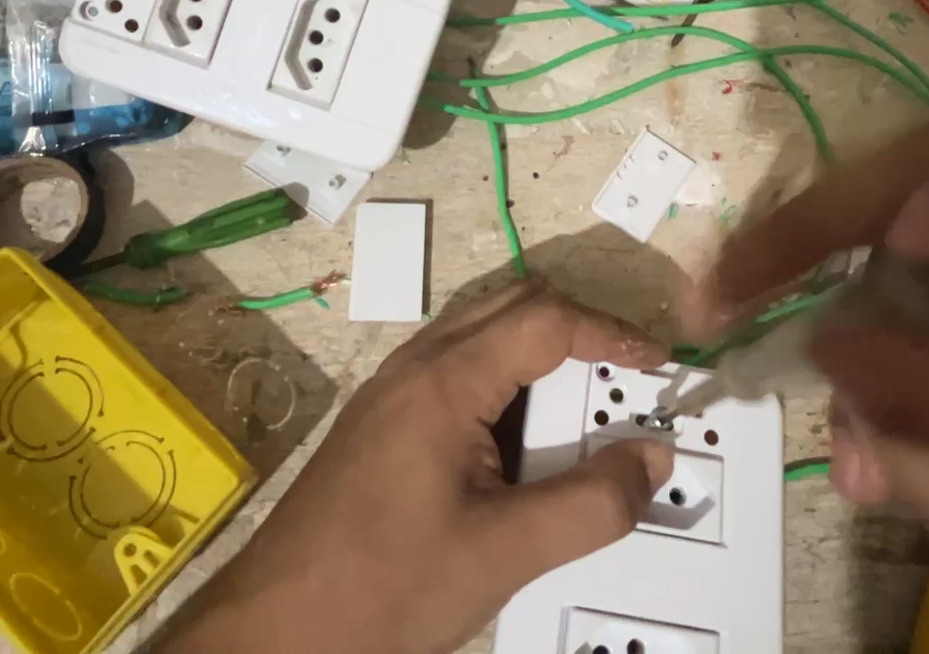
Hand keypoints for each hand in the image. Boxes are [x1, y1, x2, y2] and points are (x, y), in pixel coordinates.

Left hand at [167, 282, 673, 653]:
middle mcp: (417, 364)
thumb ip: (590, 504)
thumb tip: (655, 456)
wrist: (268, 632)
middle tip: (626, 377)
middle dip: (578, 330)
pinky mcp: (384, 418)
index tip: (660, 362)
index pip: (546, 320)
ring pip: (483, 334)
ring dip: (540, 356)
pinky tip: (520, 443)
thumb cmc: (384, 588)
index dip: (611, 332)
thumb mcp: (503, 554)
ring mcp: (394, 387)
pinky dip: (506, 383)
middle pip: (513, 307)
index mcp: (446, 379)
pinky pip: (459, 369)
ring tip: (582, 411)